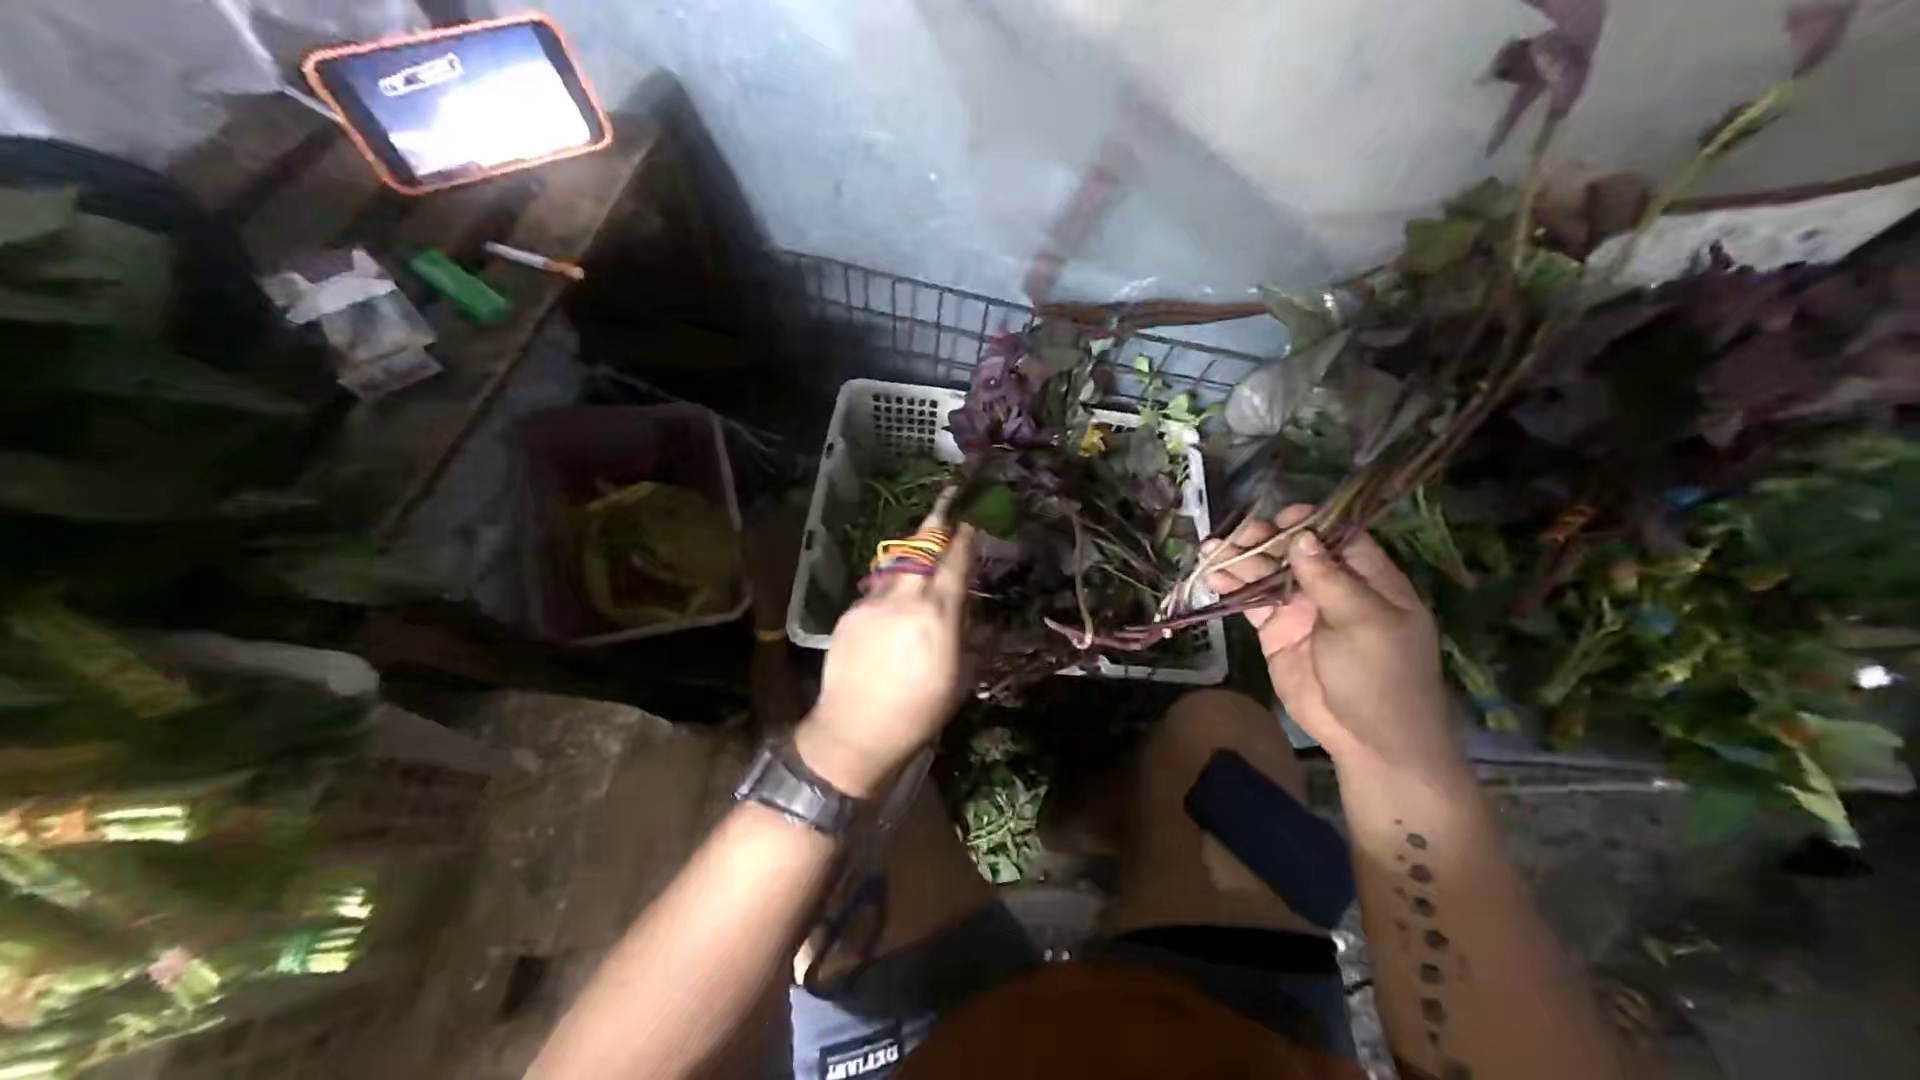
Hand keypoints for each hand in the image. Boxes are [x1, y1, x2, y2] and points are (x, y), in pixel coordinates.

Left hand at [798, 524, 976, 796]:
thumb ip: (969, 640)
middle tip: (944, 516)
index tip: (969, 524)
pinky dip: (890, 587)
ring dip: (911, 554)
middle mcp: (904, 598)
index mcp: (937, 614)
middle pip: (920, 548)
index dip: (963, 539)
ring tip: (920, 553)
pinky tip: (893, 605)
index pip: (954, 563)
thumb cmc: (918, 713)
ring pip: (895, 565)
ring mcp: (872, 602)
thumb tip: (975, 618)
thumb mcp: (959, 679)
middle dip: (934, 528)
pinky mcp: (850, 613)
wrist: (855, 731)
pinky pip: (876, 589)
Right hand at [1204, 504, 1464, 782]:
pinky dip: (1232, 588)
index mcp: (1369, 580)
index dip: (1311, 523)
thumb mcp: (1366, 623)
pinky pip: (1252, 602)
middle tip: (1240, 536)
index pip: (1339, 538)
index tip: (1283, 517)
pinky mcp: (1276, 631)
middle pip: (1295, 552)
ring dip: (1242, 560)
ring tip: (1213, 548)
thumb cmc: (1382, 676)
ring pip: (1268, 574)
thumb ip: (1330, 580)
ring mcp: (1302, 610)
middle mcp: (1333, 589)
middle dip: (1267, 540)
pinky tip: (1213, 577)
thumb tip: (1301, 537)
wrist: (1368, 739)